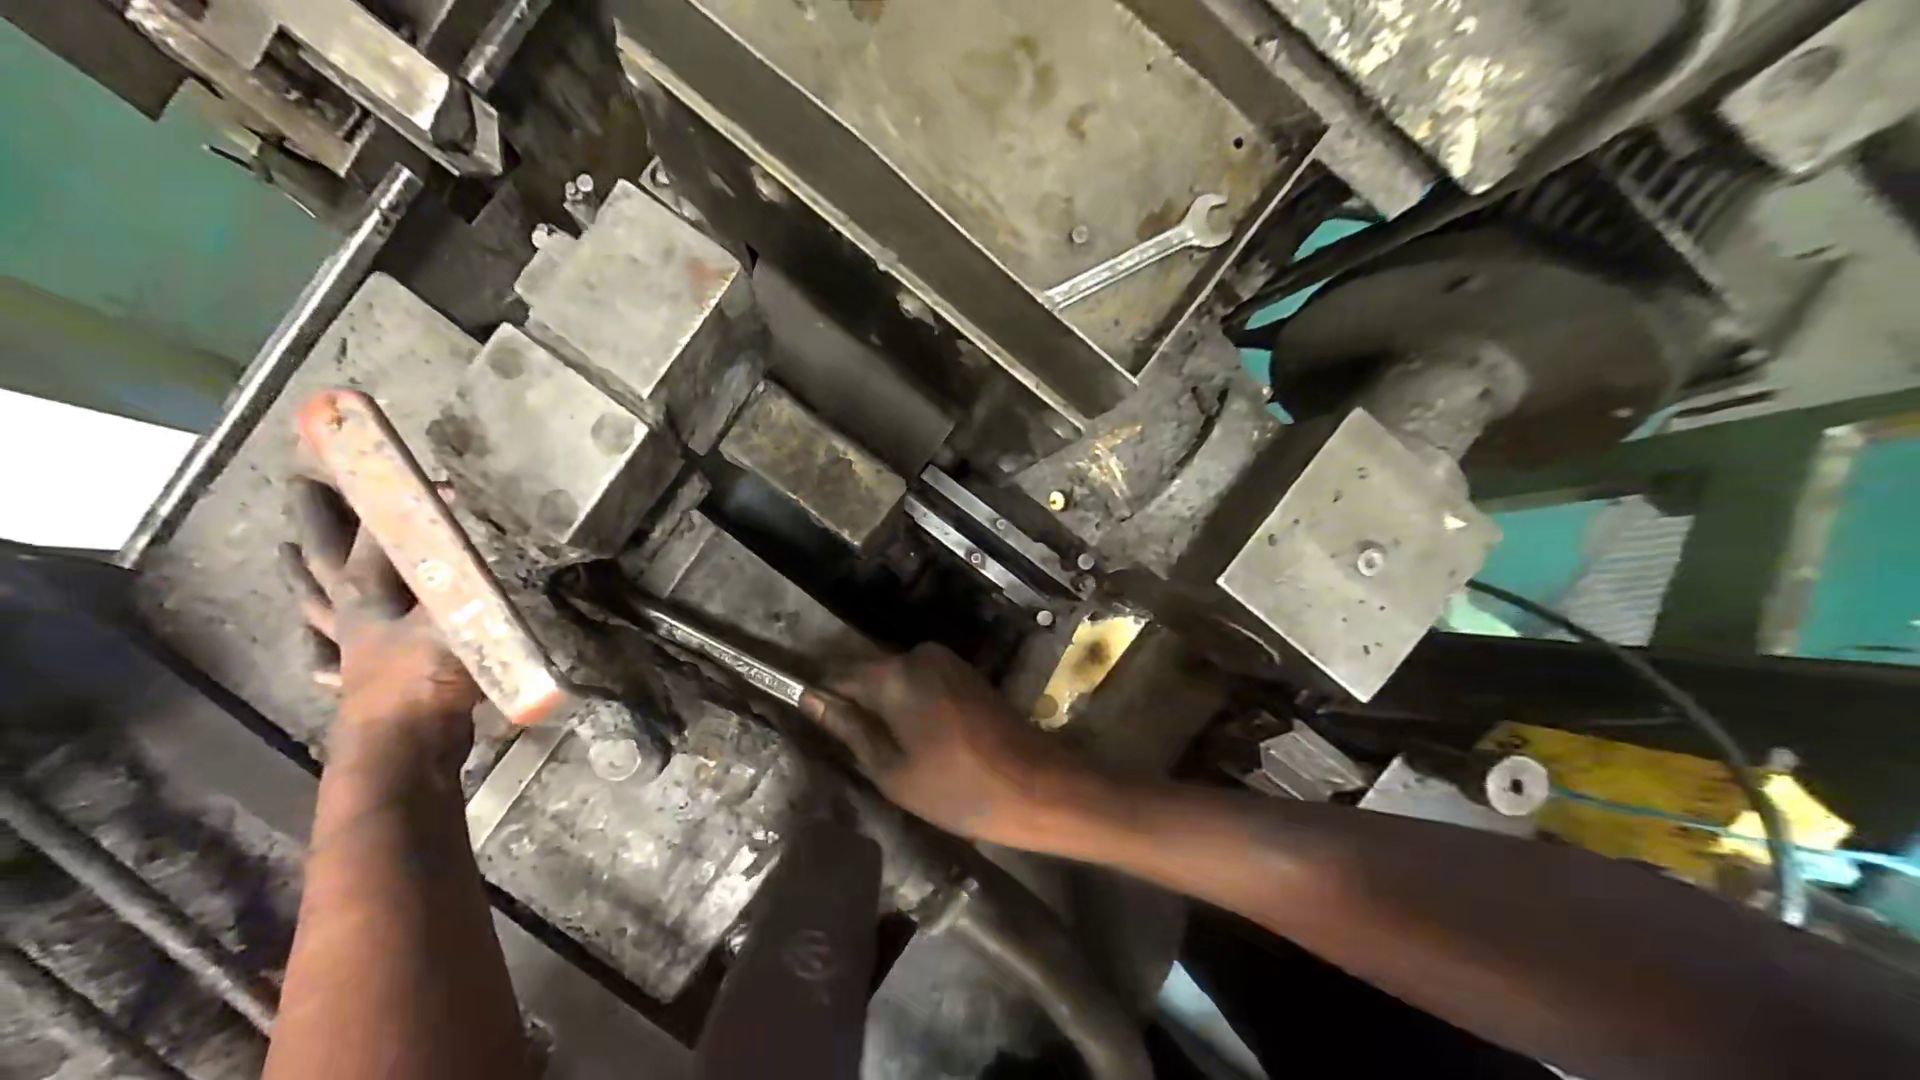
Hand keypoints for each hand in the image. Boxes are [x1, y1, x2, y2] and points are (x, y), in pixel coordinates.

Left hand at [280, 476, 478, 757]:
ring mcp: (350, 650)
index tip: (420, 475)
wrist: (406, 749)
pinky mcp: (360, 681)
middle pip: (322, 560)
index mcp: (368, 594)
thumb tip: (457, 521)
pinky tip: (317, 653)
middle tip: (304, 485)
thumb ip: (454, 569)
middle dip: (315, 521)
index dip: (392, 502)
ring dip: (300, 577)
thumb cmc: (426, 678)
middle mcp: (350, 616)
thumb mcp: (453, 614)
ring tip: (283, 554)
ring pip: (314, 605)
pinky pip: (327, 658)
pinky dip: (318, 650)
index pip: (375, 535)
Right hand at [807, 643, 1094, 847]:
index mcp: (896, 675)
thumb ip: (850, 729)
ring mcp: (947, 662)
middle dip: (856, 704)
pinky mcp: (965, 674)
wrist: (1037, 786)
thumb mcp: (892, 770)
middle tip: (853, 750)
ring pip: (896, 680)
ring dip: (884, 707)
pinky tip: (916, 740)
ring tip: (886, 751)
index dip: (821, 696)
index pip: (839, 673)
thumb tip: (812, 700)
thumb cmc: (958, 788)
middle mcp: (919, 655)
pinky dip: (910, 706)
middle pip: (869, 673)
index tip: (808, 720)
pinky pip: (921, 683)